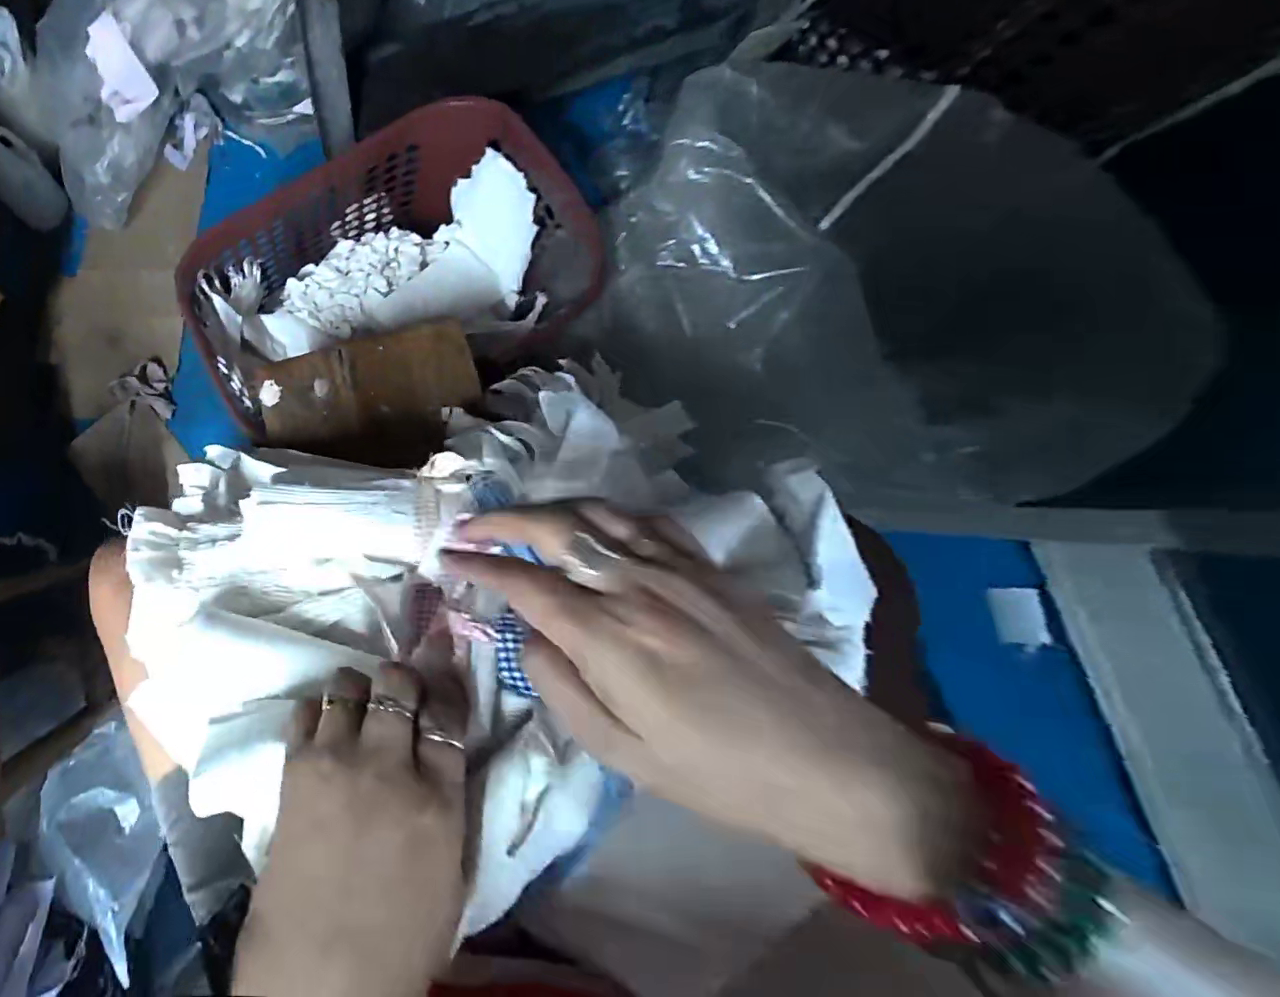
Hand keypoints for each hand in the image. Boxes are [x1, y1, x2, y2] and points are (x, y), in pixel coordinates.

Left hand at [232, 662, 469, 996]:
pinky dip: (319, 709)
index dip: (448, 678)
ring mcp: (338, 762)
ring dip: (359, 687)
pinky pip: (307, 709)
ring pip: (349, 684)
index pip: (449, 712)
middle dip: (403, 674)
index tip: (444, 660)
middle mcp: (391, 766)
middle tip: (399, 686)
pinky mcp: (296, 769)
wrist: (322, 971)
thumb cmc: (402, 934)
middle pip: (398, 683)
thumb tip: (443, 747)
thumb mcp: (454, 872)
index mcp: (440, 798)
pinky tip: (324, 726)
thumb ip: (452, 800)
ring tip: (358, 707)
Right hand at [441, 503, 977, 899]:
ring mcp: (675, 569)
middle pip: (554, 529)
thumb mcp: (618, 751)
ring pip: (596, 513)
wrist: (830, 763)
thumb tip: (528, 634)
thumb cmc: (714, 771)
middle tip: (469, 525)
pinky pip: (646, 519)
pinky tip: (593, 521)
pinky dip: (606, 511)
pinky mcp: (708, 567)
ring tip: (518, 519)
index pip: (524, 582)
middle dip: (501, 521)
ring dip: (547, 508)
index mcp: (608, 637)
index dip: (480, 565)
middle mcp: (635, 586)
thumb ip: (558, 684)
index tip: (449, 558)